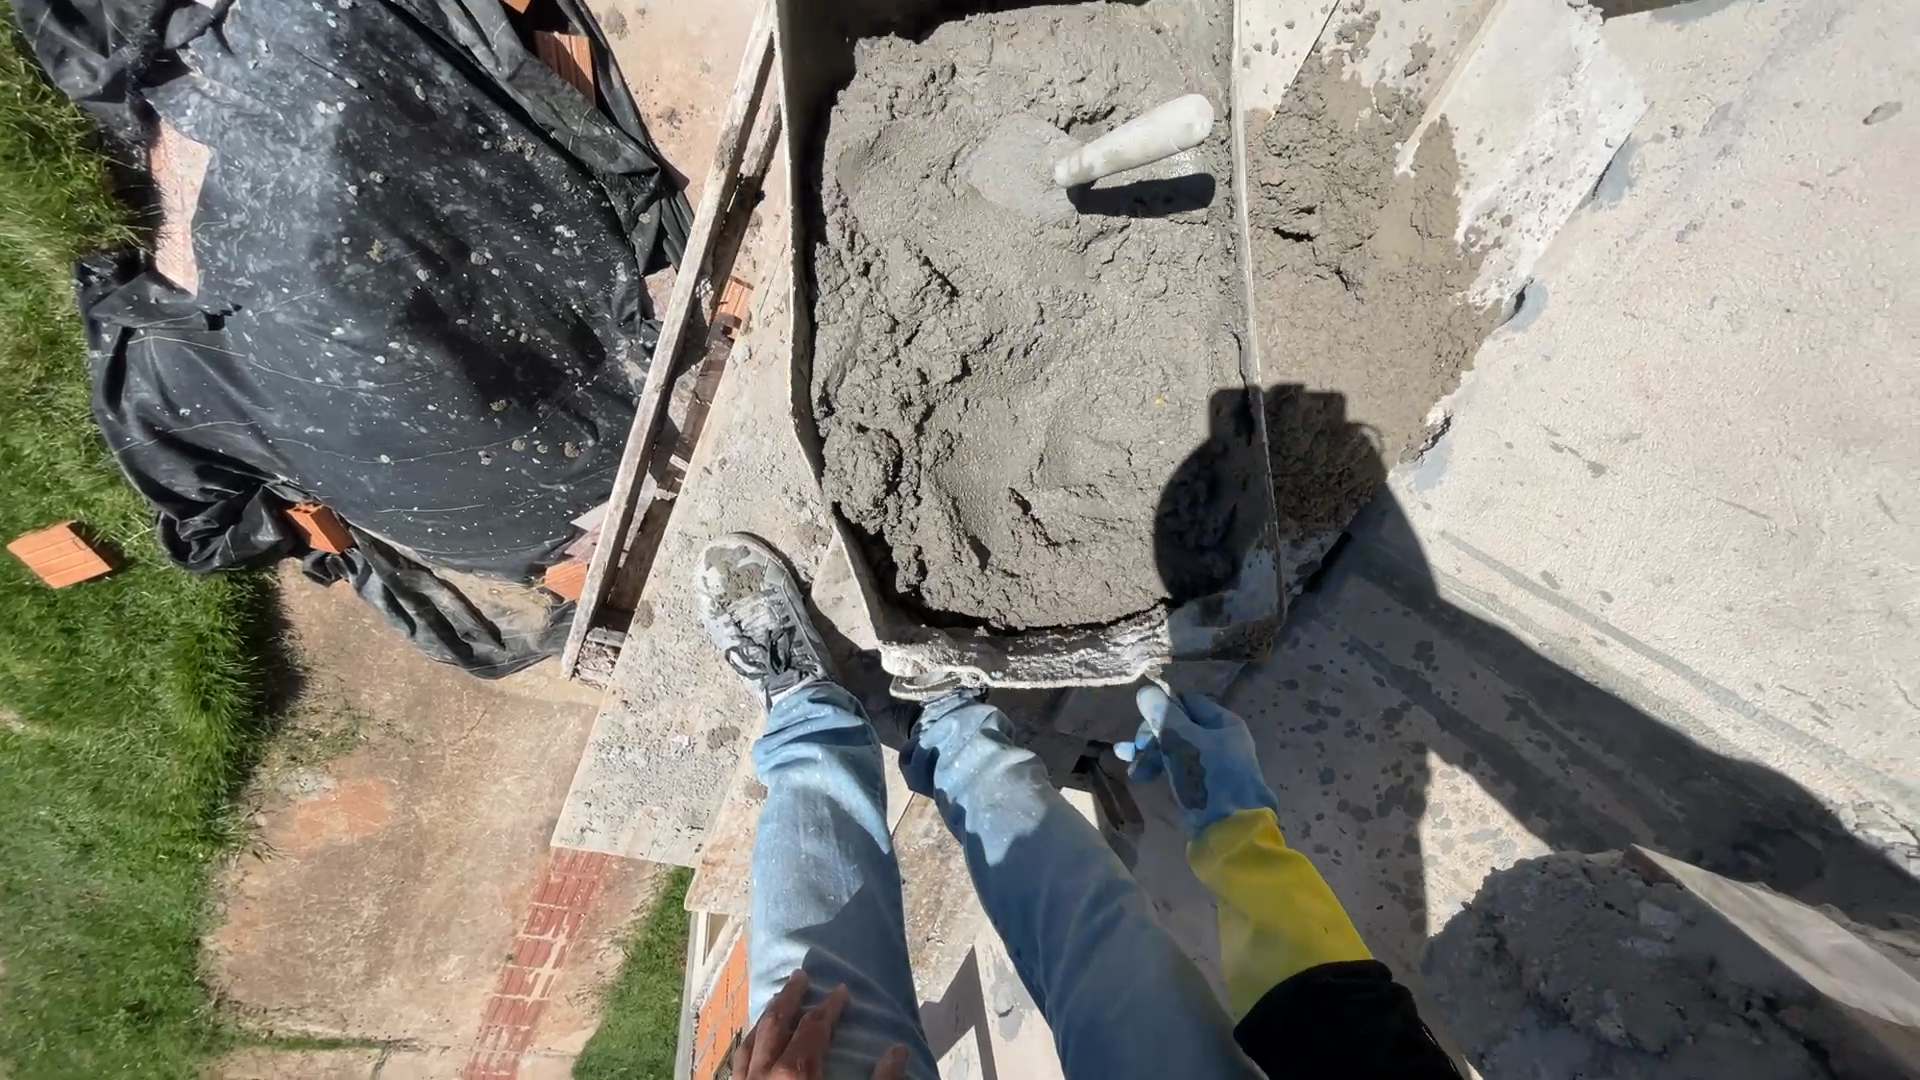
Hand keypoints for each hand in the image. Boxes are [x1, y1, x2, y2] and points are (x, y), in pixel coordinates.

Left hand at [733, 969, 908, 1079]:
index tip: (842, 991)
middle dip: (789, 998)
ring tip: (774, 1004)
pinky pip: (736, 1070)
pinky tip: (752, 1052)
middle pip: (776, 1023)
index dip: (830, 1006)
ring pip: (750, 1044)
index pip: (815, 1025)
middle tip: (799, 976)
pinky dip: (747, 1050)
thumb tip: (898, 1050)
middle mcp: (764, 1076)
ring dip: (764, 1019)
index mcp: (796, 1073)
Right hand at [1115, 684, 1279, 838]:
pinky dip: (1159, 768)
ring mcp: (1212, 764)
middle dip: (1151, 736)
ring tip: (1133, 768)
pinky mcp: (1202, 786)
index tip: (1143, 721)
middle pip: (1177, 725)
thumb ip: (1160, 711)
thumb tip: (1146, 690)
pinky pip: (1176, 767)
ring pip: (1173, 747)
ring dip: (1150, 754)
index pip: (1186, 701)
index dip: (1162, 707)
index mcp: (1223, 723)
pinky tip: (1140, 775)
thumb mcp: (1179, 737)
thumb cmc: (1206, 776)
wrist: (1228, 832)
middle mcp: (1220, 740)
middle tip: (1135, 749)